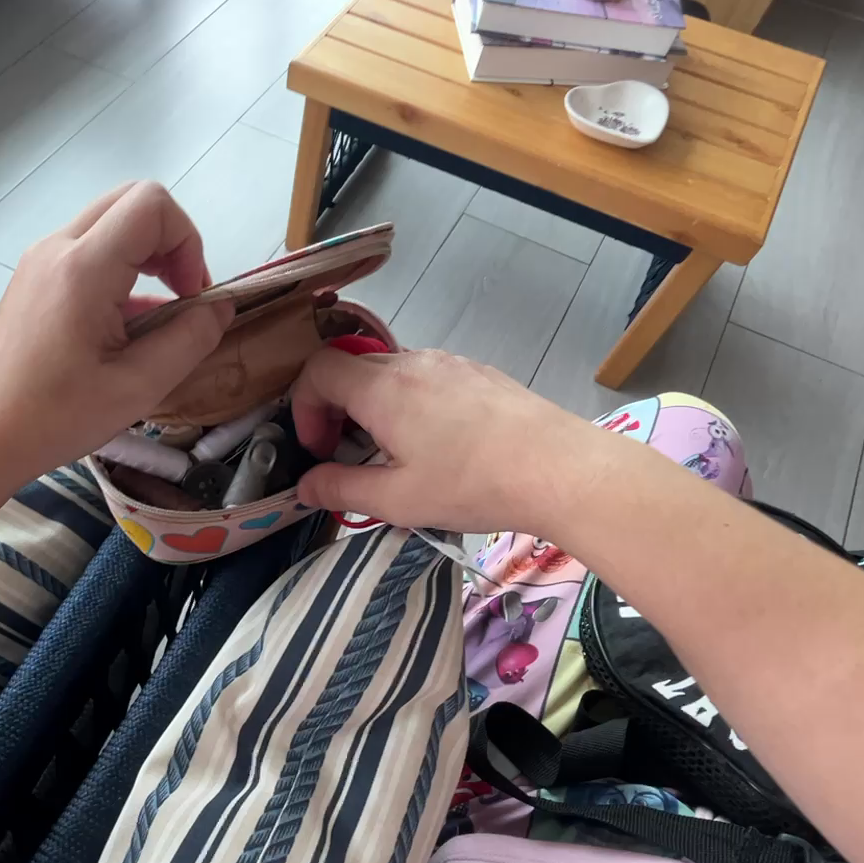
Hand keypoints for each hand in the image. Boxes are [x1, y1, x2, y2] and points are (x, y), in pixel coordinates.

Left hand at [0, 181, 233, 490]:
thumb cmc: (56, 419)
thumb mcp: (138, 388)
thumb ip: (189, 340)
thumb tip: (219, 308)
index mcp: (83, 268)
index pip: (152, 205)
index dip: (188, 243)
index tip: (191, 298)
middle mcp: (57, 248)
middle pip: (131, 202)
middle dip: (171, 243)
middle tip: (182, 299)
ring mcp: (39, 261)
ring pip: (109, 226)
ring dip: (146, 258)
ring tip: (156, 320)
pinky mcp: (32, 280)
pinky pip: (87, 254)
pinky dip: (120, 275)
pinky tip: (124, 331)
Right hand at [290, 348, 616, 533]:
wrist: (559, 469)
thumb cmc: (471, 485)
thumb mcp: (396, 500)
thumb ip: (340, 490)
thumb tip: (305, 486)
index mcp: (382, 389)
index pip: (318, 370)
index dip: (304, 406)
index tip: (318, 448)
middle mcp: (411, 362)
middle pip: (349, 366)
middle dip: (333, 408)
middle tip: (345, 453)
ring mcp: (448, 362)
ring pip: (387, 370)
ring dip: (370, 405)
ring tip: (389, 450)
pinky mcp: (476, 372)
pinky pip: (423, 376)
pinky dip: (406, 401)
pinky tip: (434, 441)